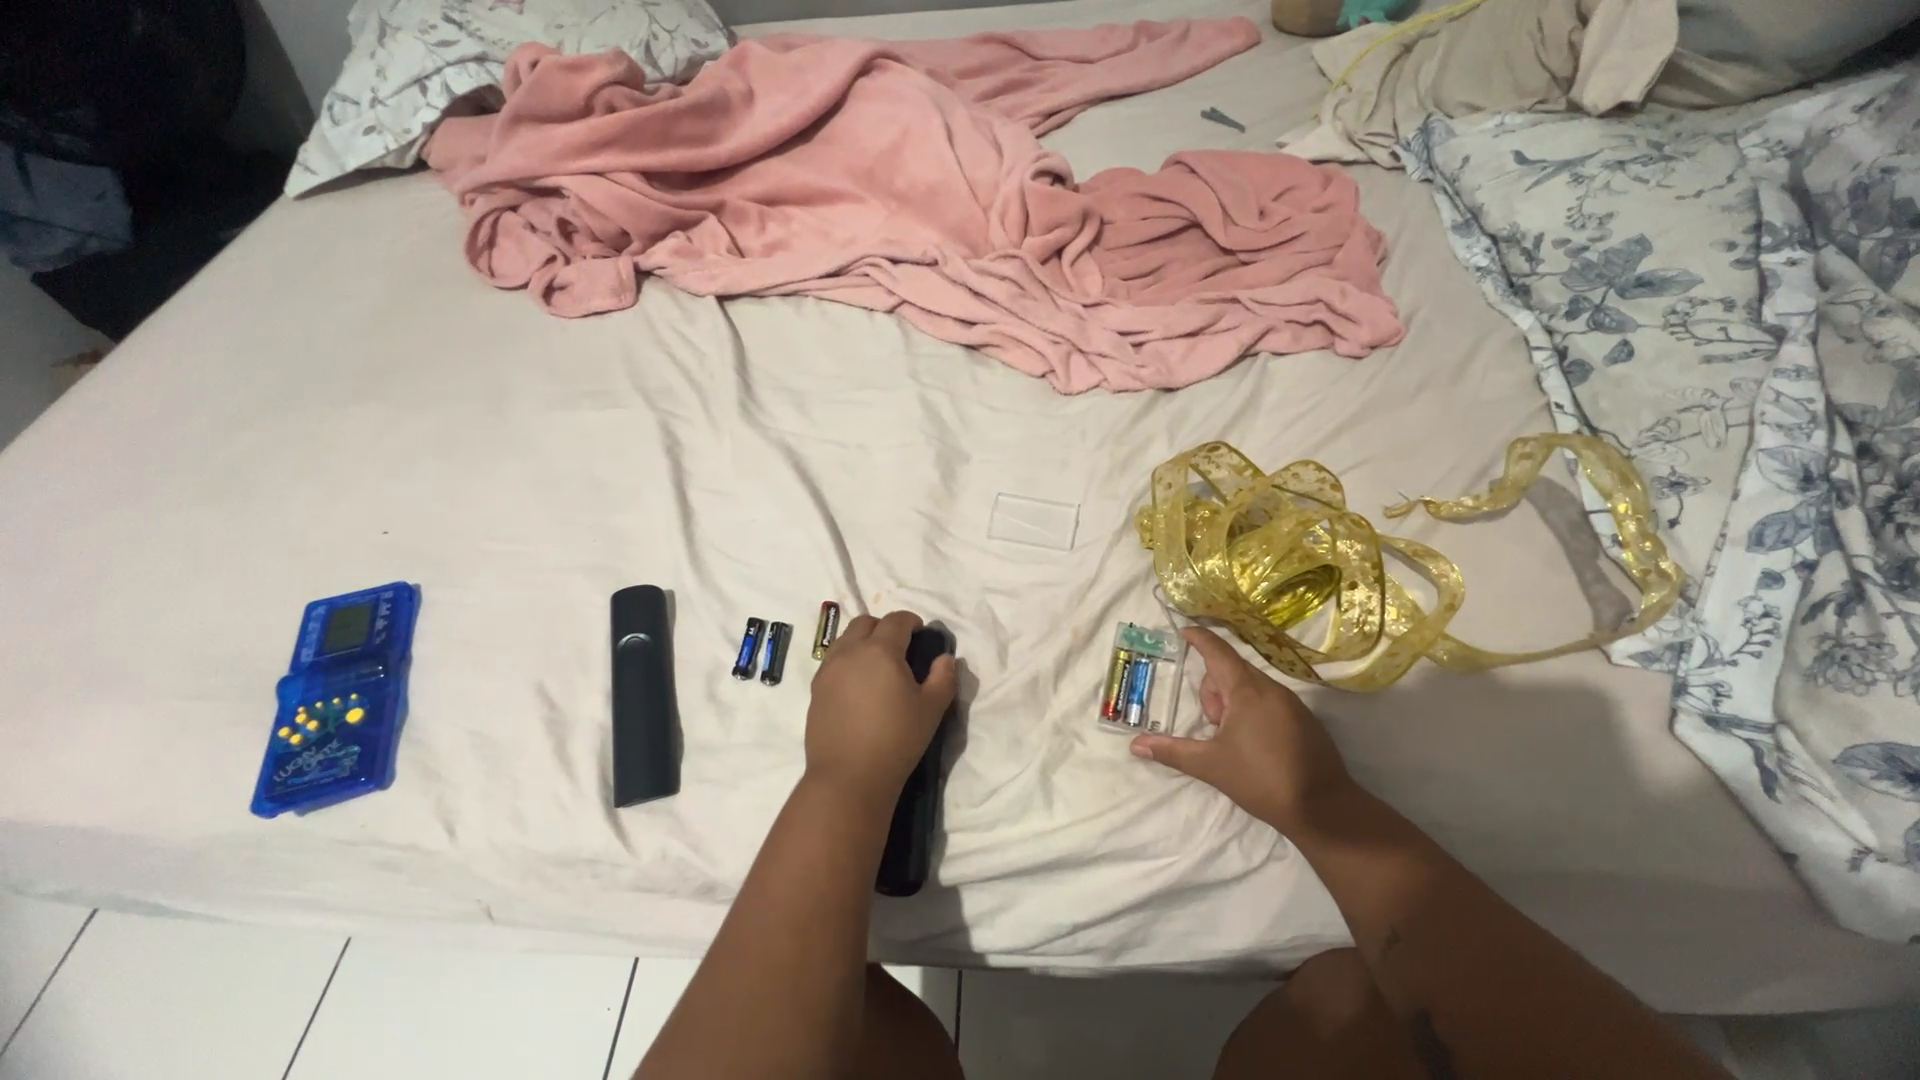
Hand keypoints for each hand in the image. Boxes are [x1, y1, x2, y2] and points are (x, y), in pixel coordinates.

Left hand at [804, 610, 956, 806]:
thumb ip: (943, 677)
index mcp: (881, 650)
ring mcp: (828, 670)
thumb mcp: (932, 709)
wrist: (849, 776)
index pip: (896, 620)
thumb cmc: (897, 739)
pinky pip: (832, 661)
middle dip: (884, 627)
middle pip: (865, 622)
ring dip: (862, 641)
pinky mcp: (816, 690)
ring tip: (876, 665)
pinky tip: (858, 686)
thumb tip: (945, 658)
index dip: (911, 621)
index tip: (920, 633)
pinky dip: (847, 661)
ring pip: (844, 640)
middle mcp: (850, 652)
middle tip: (899, 648)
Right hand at [1131, 626, 1357, 834]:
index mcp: (1247, 691)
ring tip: (1231, 738)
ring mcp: (1293, 704)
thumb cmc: (1262, 780)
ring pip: (1251, 686)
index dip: (1200, 639)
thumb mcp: (1211, 766)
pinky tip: (1253, 744)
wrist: (1324, 808)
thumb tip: (1136, 745)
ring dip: (1232, 702)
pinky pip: (1269, 700)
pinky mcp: (1305, 720)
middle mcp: (1272, 689)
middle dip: (1213, 690)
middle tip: (1212, 725)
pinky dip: (1253, 710)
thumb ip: (1172, 751)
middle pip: (1231, 671)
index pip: (1218, 652)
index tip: (1185, 630)